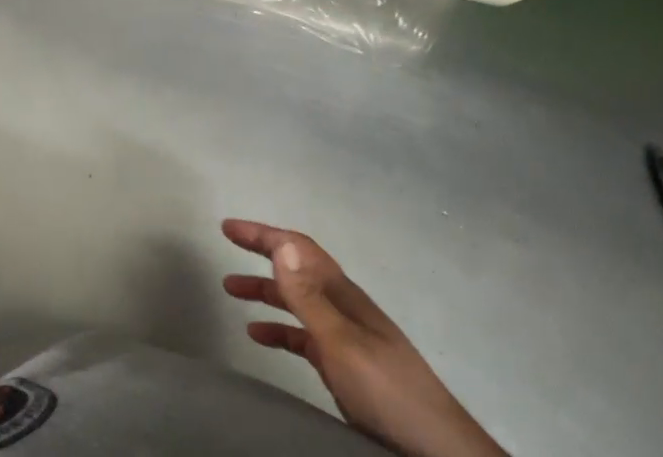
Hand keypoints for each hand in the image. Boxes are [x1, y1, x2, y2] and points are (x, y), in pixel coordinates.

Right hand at [221, 220, 508, 456]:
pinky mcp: (344, 365)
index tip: (228, 227)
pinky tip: (258, 335)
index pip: (302, 251)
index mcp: (345, 297)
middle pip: (299, 271)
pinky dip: (278, 329)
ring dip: (266, 290)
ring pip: (298, 302)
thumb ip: (309, 296)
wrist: (434, 448)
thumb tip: (281, 243)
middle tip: (227, 243)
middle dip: (263, 252)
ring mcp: (346, 338)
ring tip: (231, 289)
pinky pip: (303, 336)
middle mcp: (344, 310)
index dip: (265, 235)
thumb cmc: (386, 389)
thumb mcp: (341, 341)